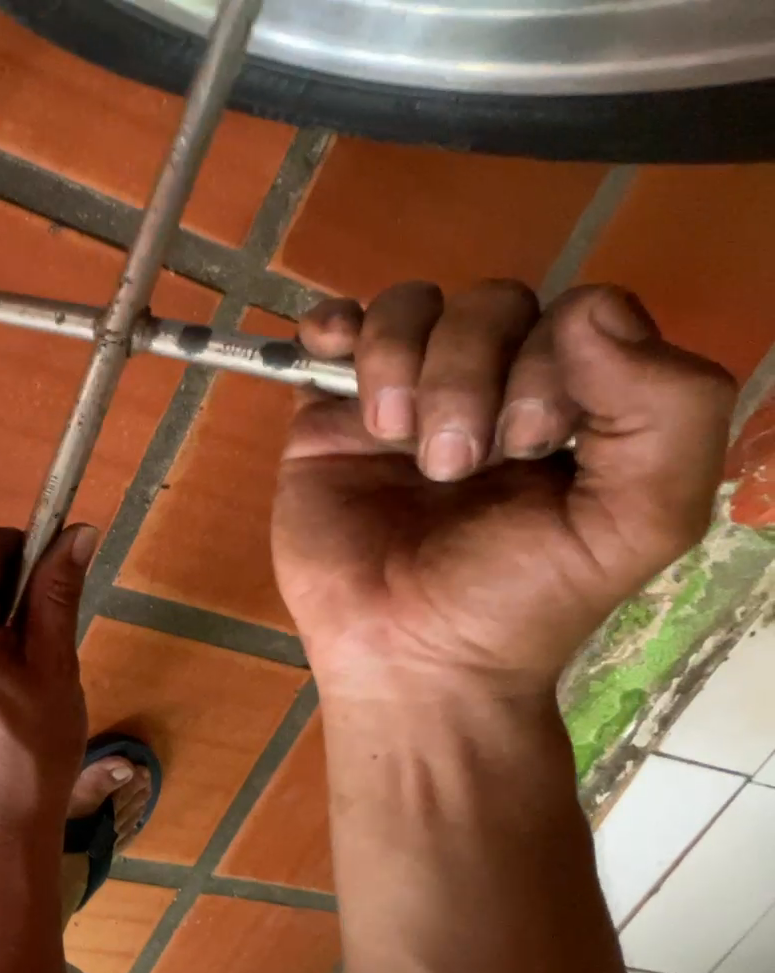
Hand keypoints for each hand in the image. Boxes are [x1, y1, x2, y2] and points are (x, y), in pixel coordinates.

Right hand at [273, 281, 735, 698]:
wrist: (406, 650)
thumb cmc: (517, 598)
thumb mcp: (636, 520)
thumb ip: (665, 414)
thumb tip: (588, 314)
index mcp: (574, 404)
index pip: (575, 314)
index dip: (550, 363)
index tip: (530, 448)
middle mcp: (490, 388)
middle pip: (485, 305)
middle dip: (467, 375)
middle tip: (453, 465)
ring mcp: (401, 400)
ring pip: (408, 309)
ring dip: (399, 362)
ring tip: (390, 437)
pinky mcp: (324, 421)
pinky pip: (328, 339)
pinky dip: (331, 325)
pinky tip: (332, 348)